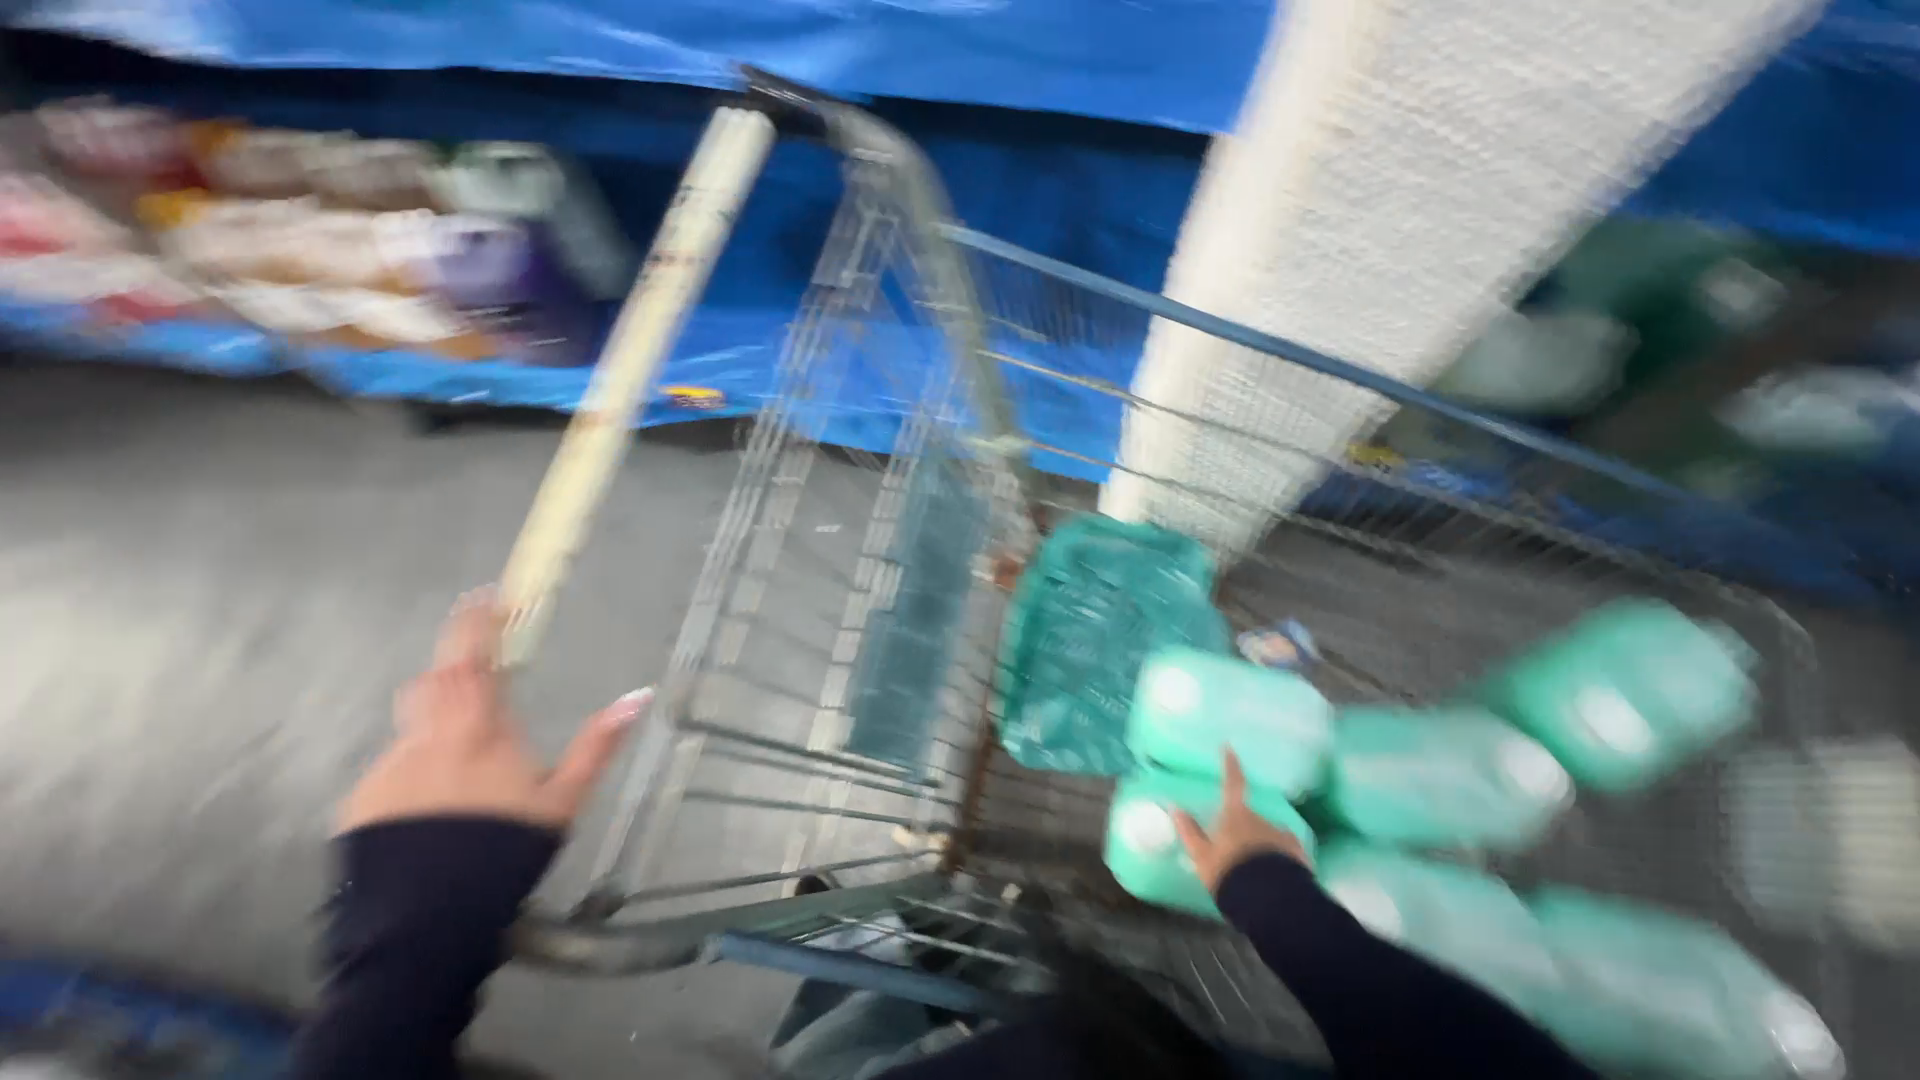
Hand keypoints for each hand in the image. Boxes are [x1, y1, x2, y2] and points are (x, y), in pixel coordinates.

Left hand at [338, 588, 650, 833]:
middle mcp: (426, 736)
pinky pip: (395, 766)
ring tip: (466, 751)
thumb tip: (639, 695)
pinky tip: (437, 806)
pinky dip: (419, 768)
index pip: (472, 656)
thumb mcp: (564, 799)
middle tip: (483, 672)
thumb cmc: (503, 851)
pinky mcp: (362, 802)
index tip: (489, 595)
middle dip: (457, 664)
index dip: (478, 621)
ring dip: (439, 718)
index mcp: (478, 729)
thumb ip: (598, 744)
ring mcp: (387, 769)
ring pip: (415, 724)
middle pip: (435, 680)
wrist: (423, 921)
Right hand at [1173, 749, 1310, 893]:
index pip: (1232, 784)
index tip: (1229, 748)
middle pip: (1248, 816)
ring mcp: (1282, 834)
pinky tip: (1274, 875)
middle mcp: (1260, 818)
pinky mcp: (1299, 853)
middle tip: (1234, 853)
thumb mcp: (1202, 857)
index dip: (1230, 766)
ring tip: (1254, 871)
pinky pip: (1285, 850)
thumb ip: (1190, 832)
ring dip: (1260, 845)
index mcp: (1236, 815)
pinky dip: (1278, 857)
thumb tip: (1176, 808)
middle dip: (1242, 829)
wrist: (1271, 900)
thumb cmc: (1230, 874)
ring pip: (1267, 834)